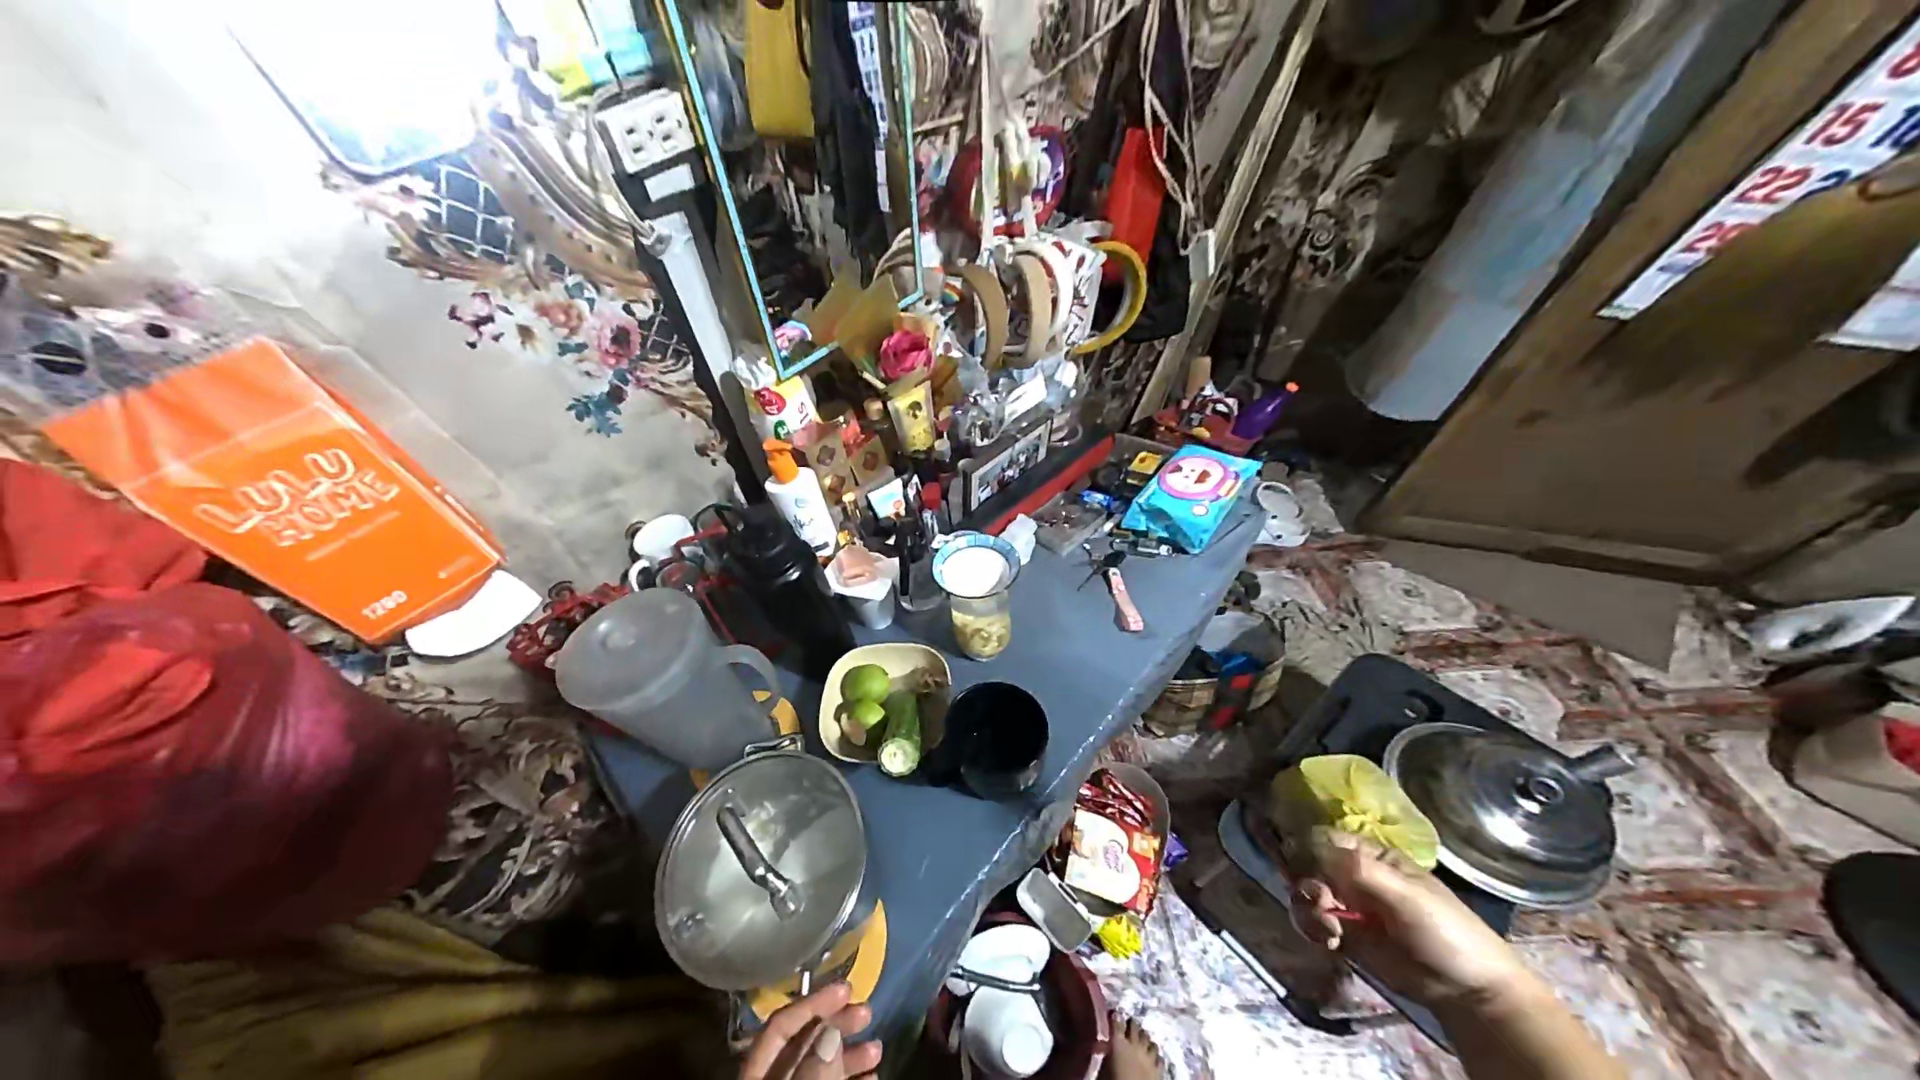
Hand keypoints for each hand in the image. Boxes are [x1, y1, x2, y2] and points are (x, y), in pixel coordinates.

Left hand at [739, 982, 882, 1079]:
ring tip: (876, 1048)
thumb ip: (812, 1070)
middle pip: (801, 1041)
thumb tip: (831, 1030)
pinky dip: (848, 1077)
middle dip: (836, 1024)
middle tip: (866, 1013)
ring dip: (849, 1052)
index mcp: (755, 1071)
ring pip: (817, 1065)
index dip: (813, 1003)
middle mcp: (768, 1075)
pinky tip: (872, 1074)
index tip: (847, 988)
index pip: (780, 1025)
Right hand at [1291, 827, 1534, 1010]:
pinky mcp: (1344, 936)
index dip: (1307, 847)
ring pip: (1306, 895)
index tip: (1303, 864)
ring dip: (1308, 909)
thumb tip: (1311, 843)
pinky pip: (1313, 923)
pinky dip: (1313, 930)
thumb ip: (1360, 868)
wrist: (1469, 992)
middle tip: (1321, 902)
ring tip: (1328, 930)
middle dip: (1307, 882)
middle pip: (1307, 865)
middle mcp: (1352, 876)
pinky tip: (1331, 943)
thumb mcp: (1406, 894)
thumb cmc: (1446, 931)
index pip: (1324, 838)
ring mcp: (1347, 907)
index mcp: (1369, 855)